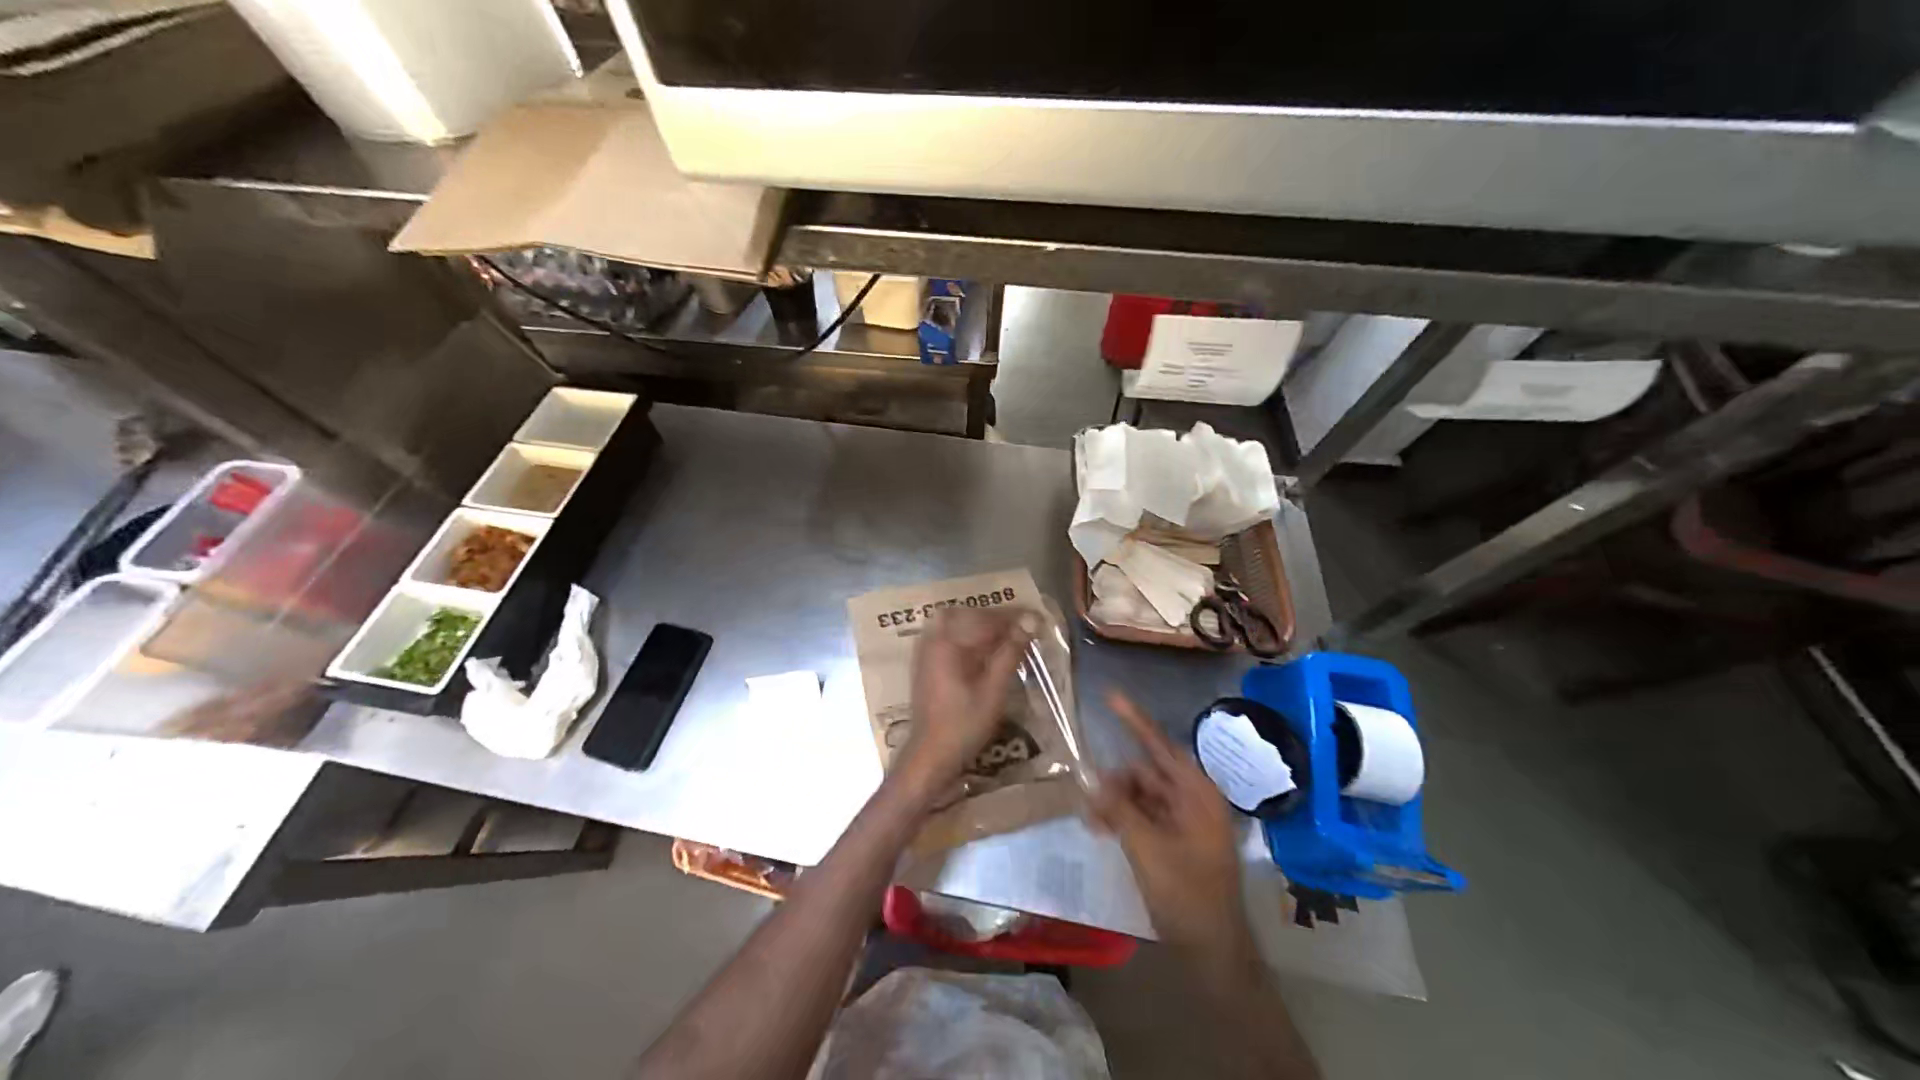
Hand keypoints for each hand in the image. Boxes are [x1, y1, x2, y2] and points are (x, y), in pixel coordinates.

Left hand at [895, 608, 1029, 799]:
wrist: (930, 756)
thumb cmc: (964, 725)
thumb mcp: (993, 690)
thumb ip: (1010, 653)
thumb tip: (1030, 622)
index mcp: (946, 643)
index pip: (983, 618)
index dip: (1012, 617)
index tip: (1036, 619)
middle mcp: (931, 641)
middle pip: (965, 614)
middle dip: (993, 618)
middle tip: (1019, 628)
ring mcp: (925, 653)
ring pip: (954, 625)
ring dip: (980, 627)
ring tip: (1006, 639)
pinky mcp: (925, 665)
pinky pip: (947, 638)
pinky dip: (968, 639)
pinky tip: (985, 654)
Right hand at [1091, 691, 1250, 955]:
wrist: (1212, 949)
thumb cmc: (1187, 893)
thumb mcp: (1147, 847)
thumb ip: (1119, 808)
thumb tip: (1092, 779)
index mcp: (1197, 794)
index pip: (1161, 747)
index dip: (1134, 721)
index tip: (1110, 696)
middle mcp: (1192, 801)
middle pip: (1146, 773)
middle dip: (1115, 780)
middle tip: (1088, 795)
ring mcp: (1185, 822)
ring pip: (1141, 795)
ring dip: (1115, 802)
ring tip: (1092, 820)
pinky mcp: (1175, 841)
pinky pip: (1144, 816)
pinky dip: (1123, 818)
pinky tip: (1101, 829)